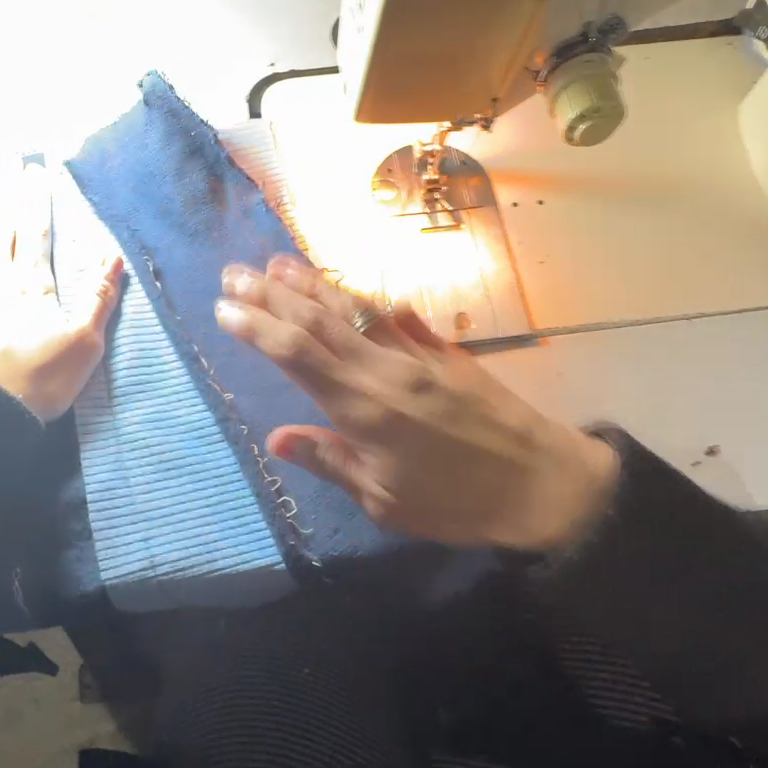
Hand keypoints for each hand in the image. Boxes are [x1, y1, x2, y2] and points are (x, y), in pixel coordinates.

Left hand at [0, 159, 123, 420]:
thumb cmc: (38, 382)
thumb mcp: (84, 344)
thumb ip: (98, 298)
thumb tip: (112, 255)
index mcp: (31, 284)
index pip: (37, 232)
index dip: (38, 200)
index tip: (38, 170)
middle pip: (1, 225)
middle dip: (7, 191)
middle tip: (8, 159)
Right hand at [215, 255, 618, 550]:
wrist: (542, 483)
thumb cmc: (457, 504)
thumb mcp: (385, 499)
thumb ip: (331, 461)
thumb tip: (277, 437)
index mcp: (363, 408)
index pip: (297, 354)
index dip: (257, 327)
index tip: (224, 309)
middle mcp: (385, 369)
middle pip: (318, 320)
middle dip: (270, 294)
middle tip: (232, 273)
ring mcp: (418, 353)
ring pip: (354, 308)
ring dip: (311, 283)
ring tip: (275, 263)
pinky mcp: (445, 351)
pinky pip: (396, 314)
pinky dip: (364, 296)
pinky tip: (348, 284)